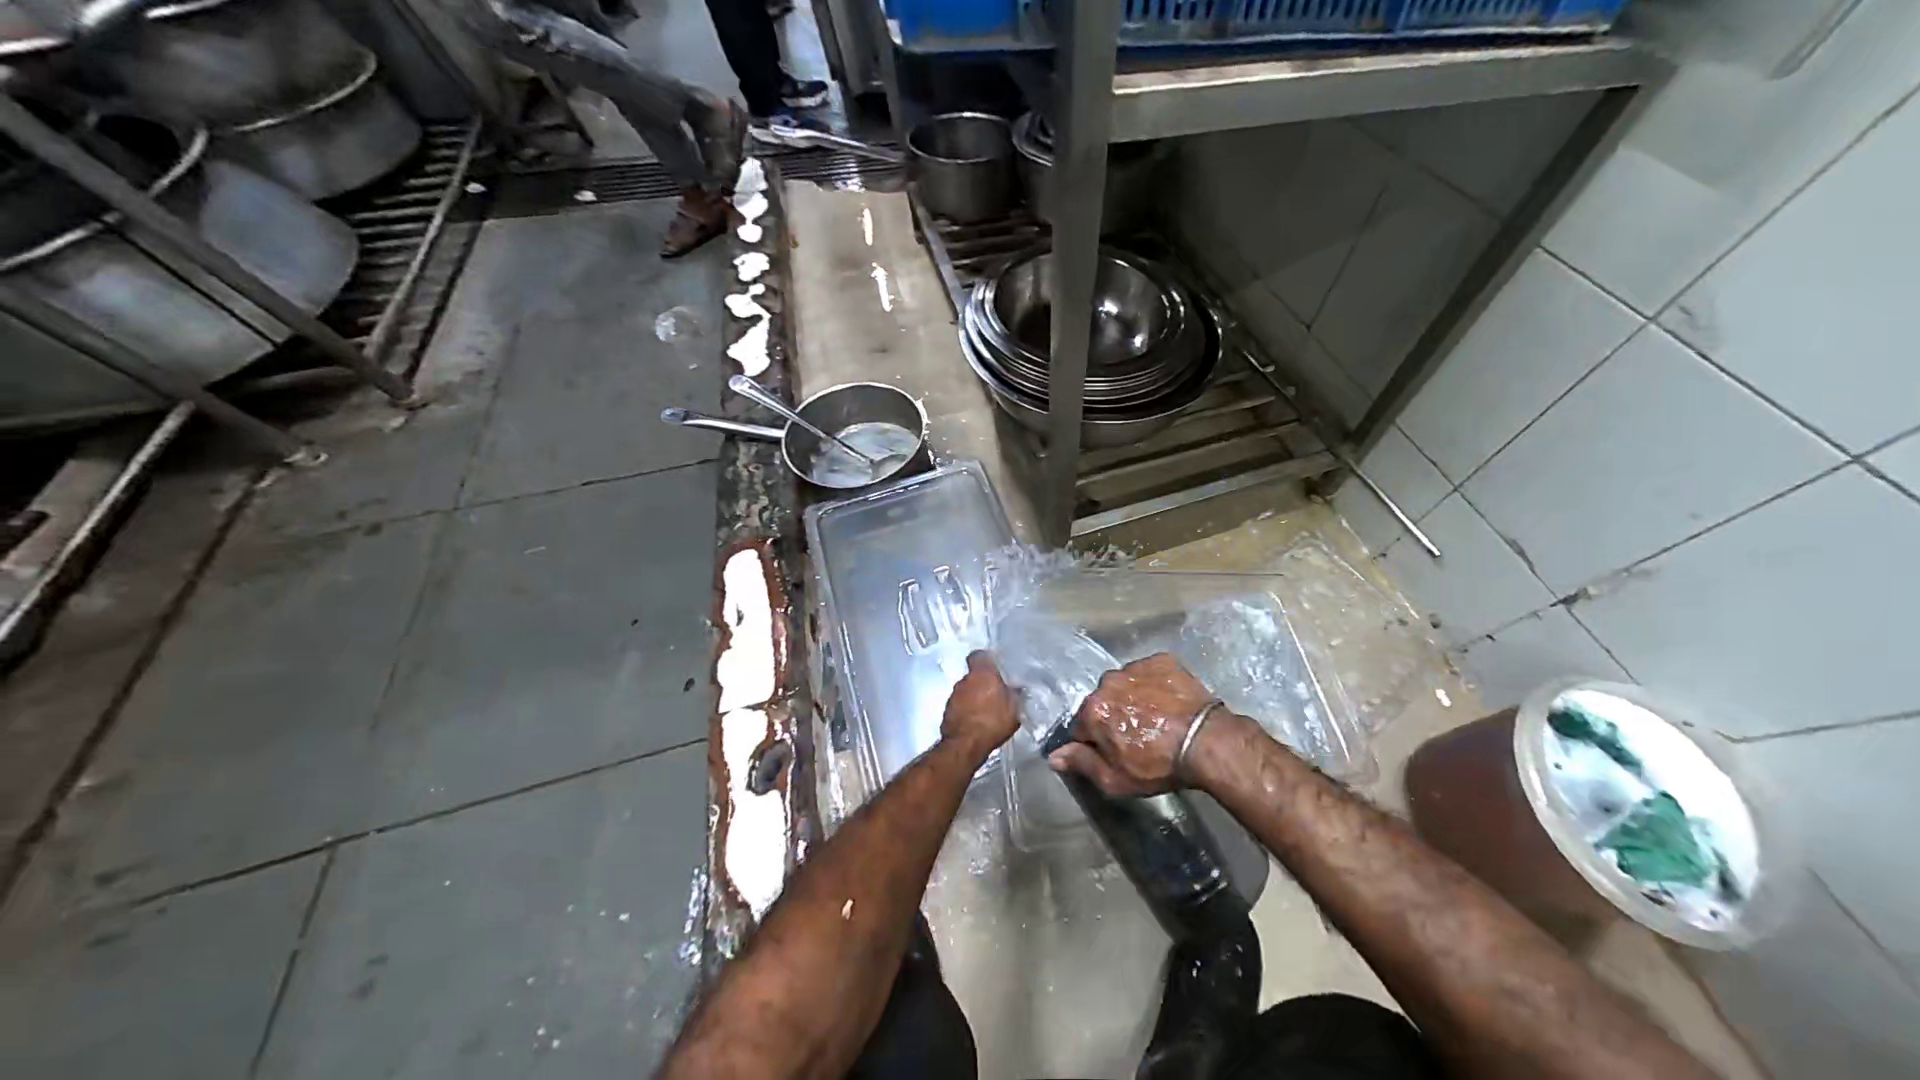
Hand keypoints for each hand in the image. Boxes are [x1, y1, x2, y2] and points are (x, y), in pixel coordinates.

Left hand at [941, 652, 1018, 759]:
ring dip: (974, 697)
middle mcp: (964, 680)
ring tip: (986, 710)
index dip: (985, 660)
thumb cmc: (993, 722)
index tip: (994, 668)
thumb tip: (1016, 687)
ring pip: (966, 690)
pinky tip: (976, 721)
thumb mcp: (1014, 708)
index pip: (979, 655)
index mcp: (982, 674)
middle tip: (994, 694)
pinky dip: (966, 709)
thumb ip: (1014, 694)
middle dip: (982, 683)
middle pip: (973, 675)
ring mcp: (953, 696)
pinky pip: (959, 705)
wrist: (966, 744)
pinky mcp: (947, 711)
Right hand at [1049, 653, 1214, 795]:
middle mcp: (1108, 682)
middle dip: (1114, 716)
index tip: (1116, 752)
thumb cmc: (1160, 766)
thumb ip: (1082, 764)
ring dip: (1133, 699)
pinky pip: (1149, 672)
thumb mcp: (1116, 779)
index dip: (1097, 742)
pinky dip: (1155, 684)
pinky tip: (1170, 702)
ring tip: (1157, 718)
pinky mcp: (1162, 661)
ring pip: (1125, 685)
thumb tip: (1054, 756)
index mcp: (1093, 710)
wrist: (1208, 742)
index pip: (1082, 726)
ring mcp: (1136, 668)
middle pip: (1103, 701)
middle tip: (1139, 736)